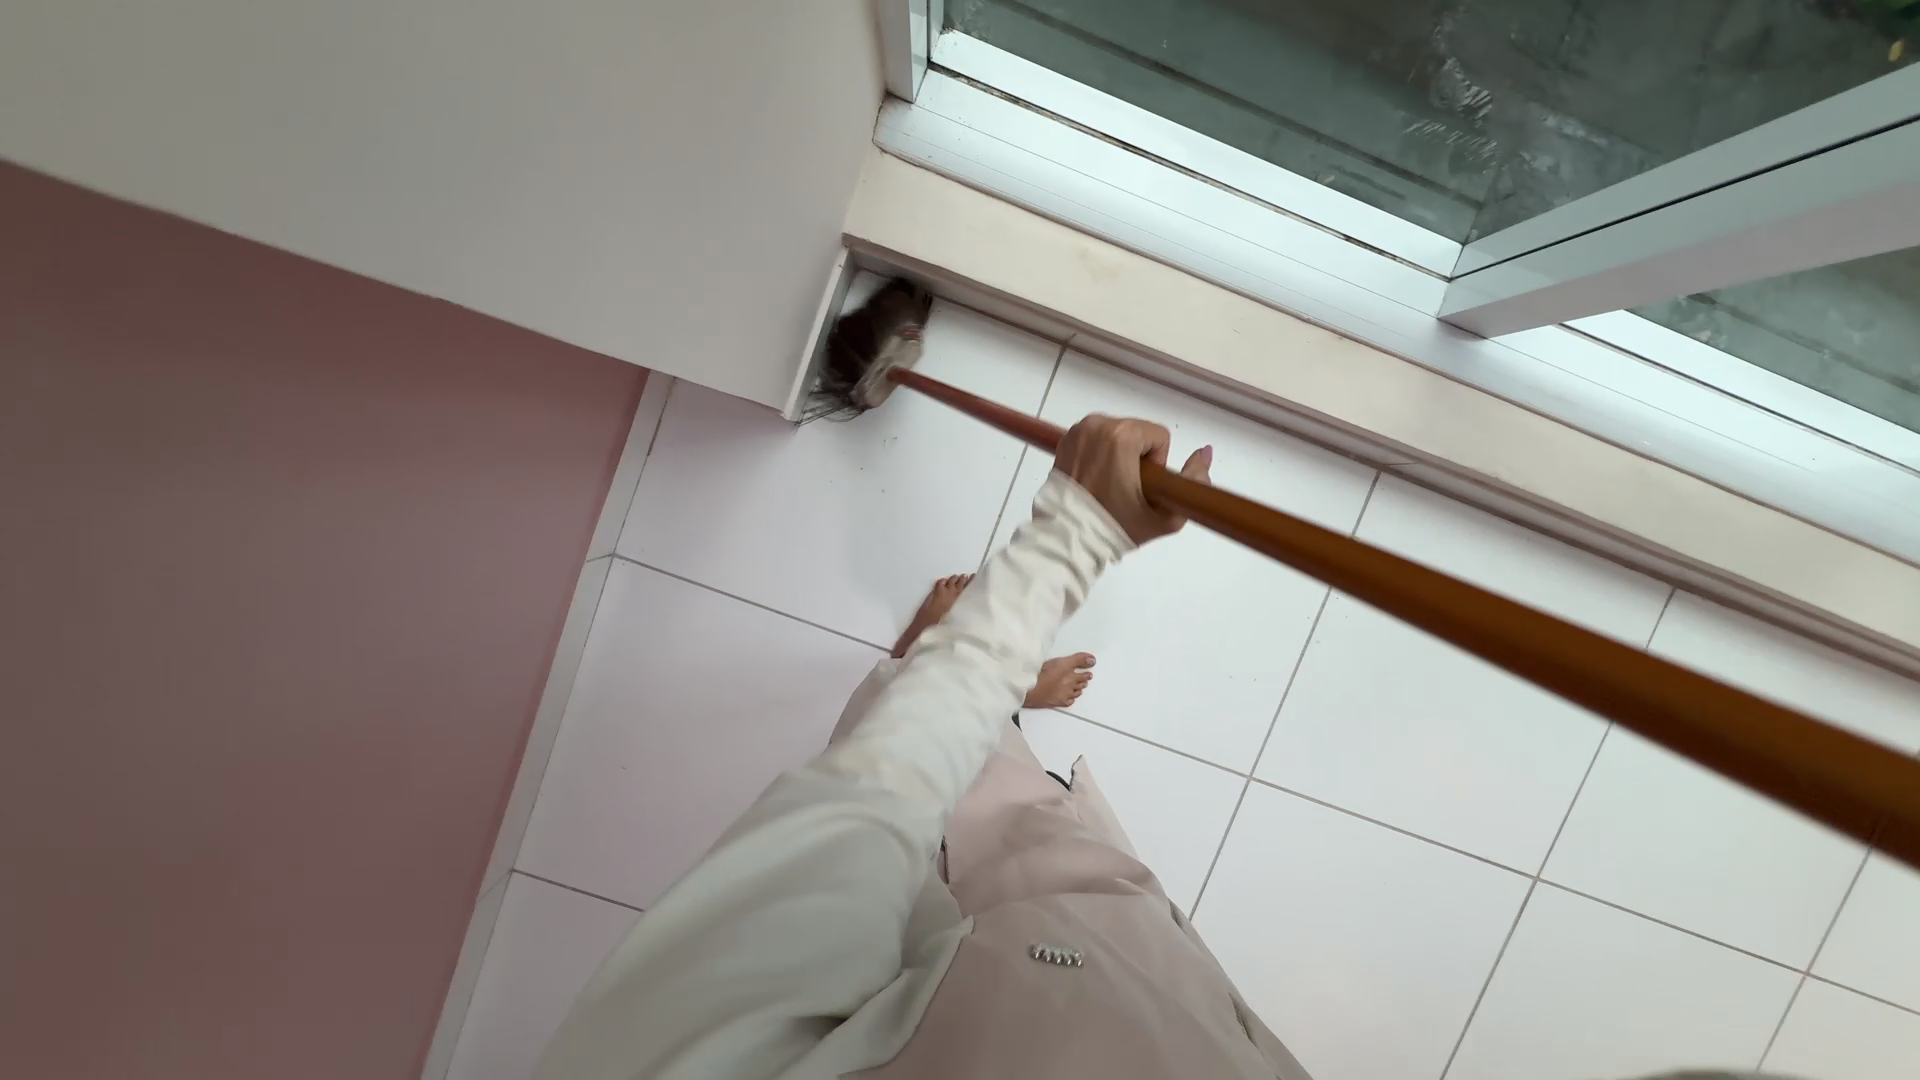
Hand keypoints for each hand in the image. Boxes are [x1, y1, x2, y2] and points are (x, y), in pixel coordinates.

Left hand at [1054, 414, 1213, 544]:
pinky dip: (1099, 454)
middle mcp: (1097, 424)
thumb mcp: (1166, 515)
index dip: (1157, 464)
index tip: (1141, 487)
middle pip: (1137, 433)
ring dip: (1119, 456)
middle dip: (1137, 458)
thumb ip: (1194, 481)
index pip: (1159, 436)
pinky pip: (1095, 439)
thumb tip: (1206, 451)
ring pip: (1116, 435)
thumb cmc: (1116, 526)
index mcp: (1121, 434)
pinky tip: (1094, 480)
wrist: (1067, 538)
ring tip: (1109, 486)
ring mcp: (1078, 431)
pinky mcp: (1065, 440)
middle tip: (1125, 490)